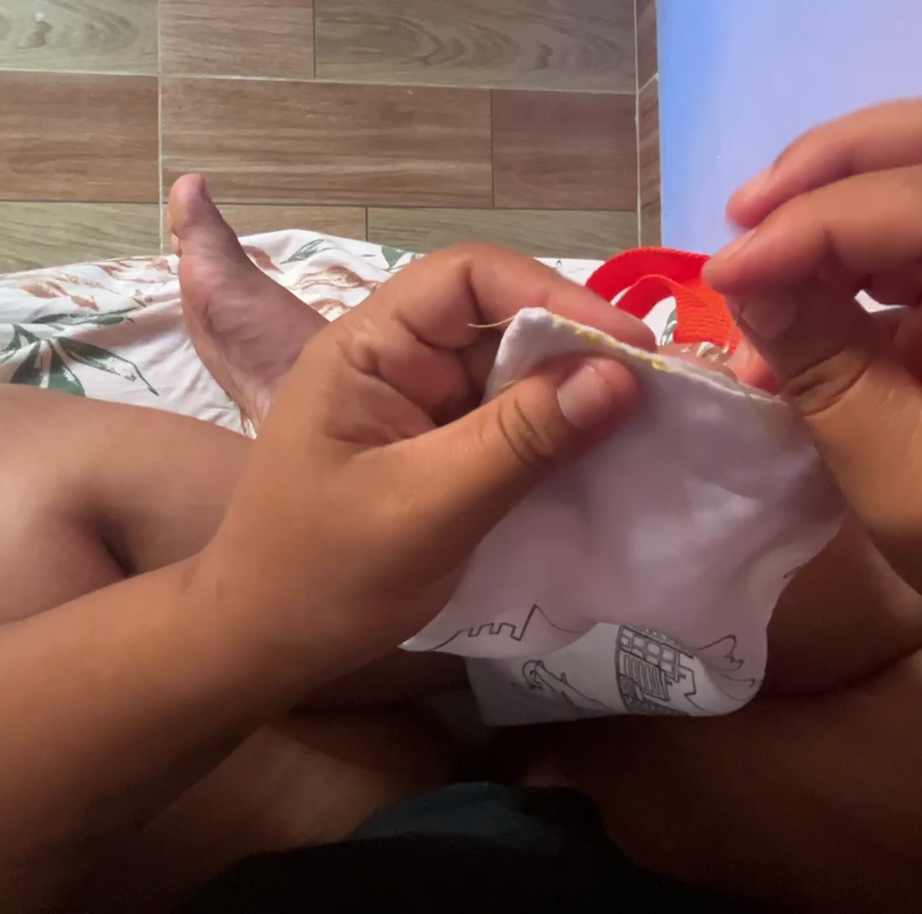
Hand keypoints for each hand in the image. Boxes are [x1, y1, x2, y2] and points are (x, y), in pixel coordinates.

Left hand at [197, 244, 648, 676]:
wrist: (267, 643)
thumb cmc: (324, 575)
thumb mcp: (425, 506)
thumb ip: (521, 440)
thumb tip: (622, 377)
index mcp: (368, 347)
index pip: (466, 278)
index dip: (551, 294)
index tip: (627, 344)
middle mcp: (397, 360)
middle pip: (499, 321)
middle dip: (573, 348)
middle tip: (655, 388)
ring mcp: (420, 405)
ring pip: (511, 374)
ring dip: (572, 394)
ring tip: (644, 420)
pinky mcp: (440, 447)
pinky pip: (508, 422)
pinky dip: (554, 433)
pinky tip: (601, 451)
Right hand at [707, 94, 921, 648]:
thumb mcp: (906, 494)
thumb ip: (827, 377)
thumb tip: (746, 281)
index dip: (826, 224)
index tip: (728, 273)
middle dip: (844, 160)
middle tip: (747, 213)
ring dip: (851, 181)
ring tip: (765, 237)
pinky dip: (863, 229)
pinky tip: (811, 276)